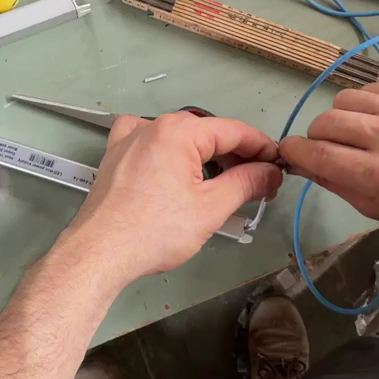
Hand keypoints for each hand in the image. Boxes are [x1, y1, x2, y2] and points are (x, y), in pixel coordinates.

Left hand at [57, 113, 281, 287]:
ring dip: (206, 158)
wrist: (99, 254)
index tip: (279, 167)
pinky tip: (174, 168)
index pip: (235, 131)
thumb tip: (271, 172)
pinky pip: (151, 142)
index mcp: (180, 130)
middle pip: (208, 134)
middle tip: (258, 185)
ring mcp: (130, 138)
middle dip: (236, 157)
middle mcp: (154, 125)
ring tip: (224, 186)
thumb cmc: (155, 231)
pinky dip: (170, 152)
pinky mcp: (116, 156)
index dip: (262, 148)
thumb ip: (247, 183)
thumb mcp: (211, 208)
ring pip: (181, 139)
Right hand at [277, 82, 378, 237]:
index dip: (295, 153)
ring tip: (361, 132)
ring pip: (344, 99)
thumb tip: (303, 162)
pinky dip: (368, 105)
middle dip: (319, 137)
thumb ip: (338, 184)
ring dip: (343, 117)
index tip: (291, 153)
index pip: (316, 153)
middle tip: (332, 148)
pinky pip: (371, 88)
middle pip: (325, 122)